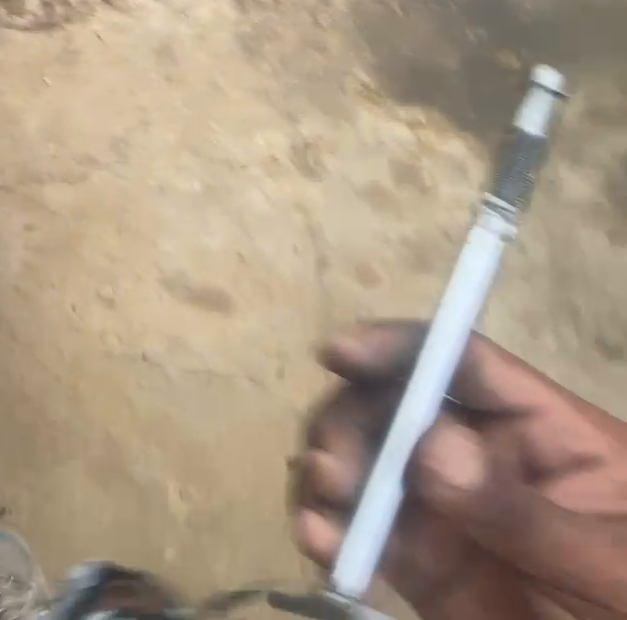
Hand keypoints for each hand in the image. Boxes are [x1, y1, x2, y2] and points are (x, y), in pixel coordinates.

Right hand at [292, 322, 626, 619]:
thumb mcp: (616, 574)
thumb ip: (525, 513)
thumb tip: (429, 445)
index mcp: (545, 438)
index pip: (463, 364)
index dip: (394, 347)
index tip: (337, 356)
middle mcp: (477, 455)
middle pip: (383, 404)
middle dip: (344, 429)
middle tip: (332, 472)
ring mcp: (437, 504)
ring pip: (350, 456)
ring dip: (323, 476)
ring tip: (325, 520)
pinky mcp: (408, 552)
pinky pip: (346, 522)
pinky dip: (324, 528)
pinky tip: (325, 548)